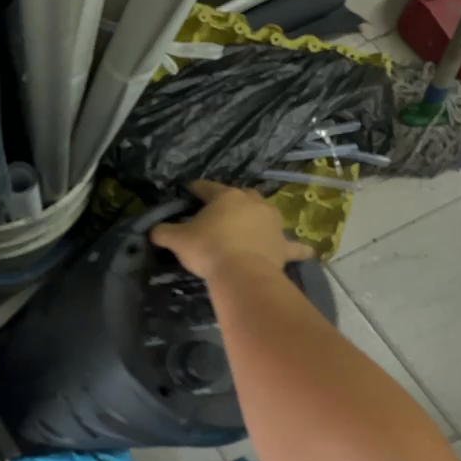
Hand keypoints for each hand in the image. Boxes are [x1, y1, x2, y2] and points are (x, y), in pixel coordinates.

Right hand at [150, 180, 313, 279]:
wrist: (242, 273)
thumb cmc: (208, 249)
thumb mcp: (177, 240)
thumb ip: (163, 232)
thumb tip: (153, 230)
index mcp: (225, 196)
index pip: (206, 187)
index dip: (194, 189)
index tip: (187, 192)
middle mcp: (252, 202)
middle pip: (240, 196)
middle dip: (230, 201)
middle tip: (218, 213)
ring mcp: (272, 222)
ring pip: (265, 213)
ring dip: (258, 217)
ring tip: (249, 226)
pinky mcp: (284, 244)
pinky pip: (294, 245)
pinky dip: (298, 248)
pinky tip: (307, 251)